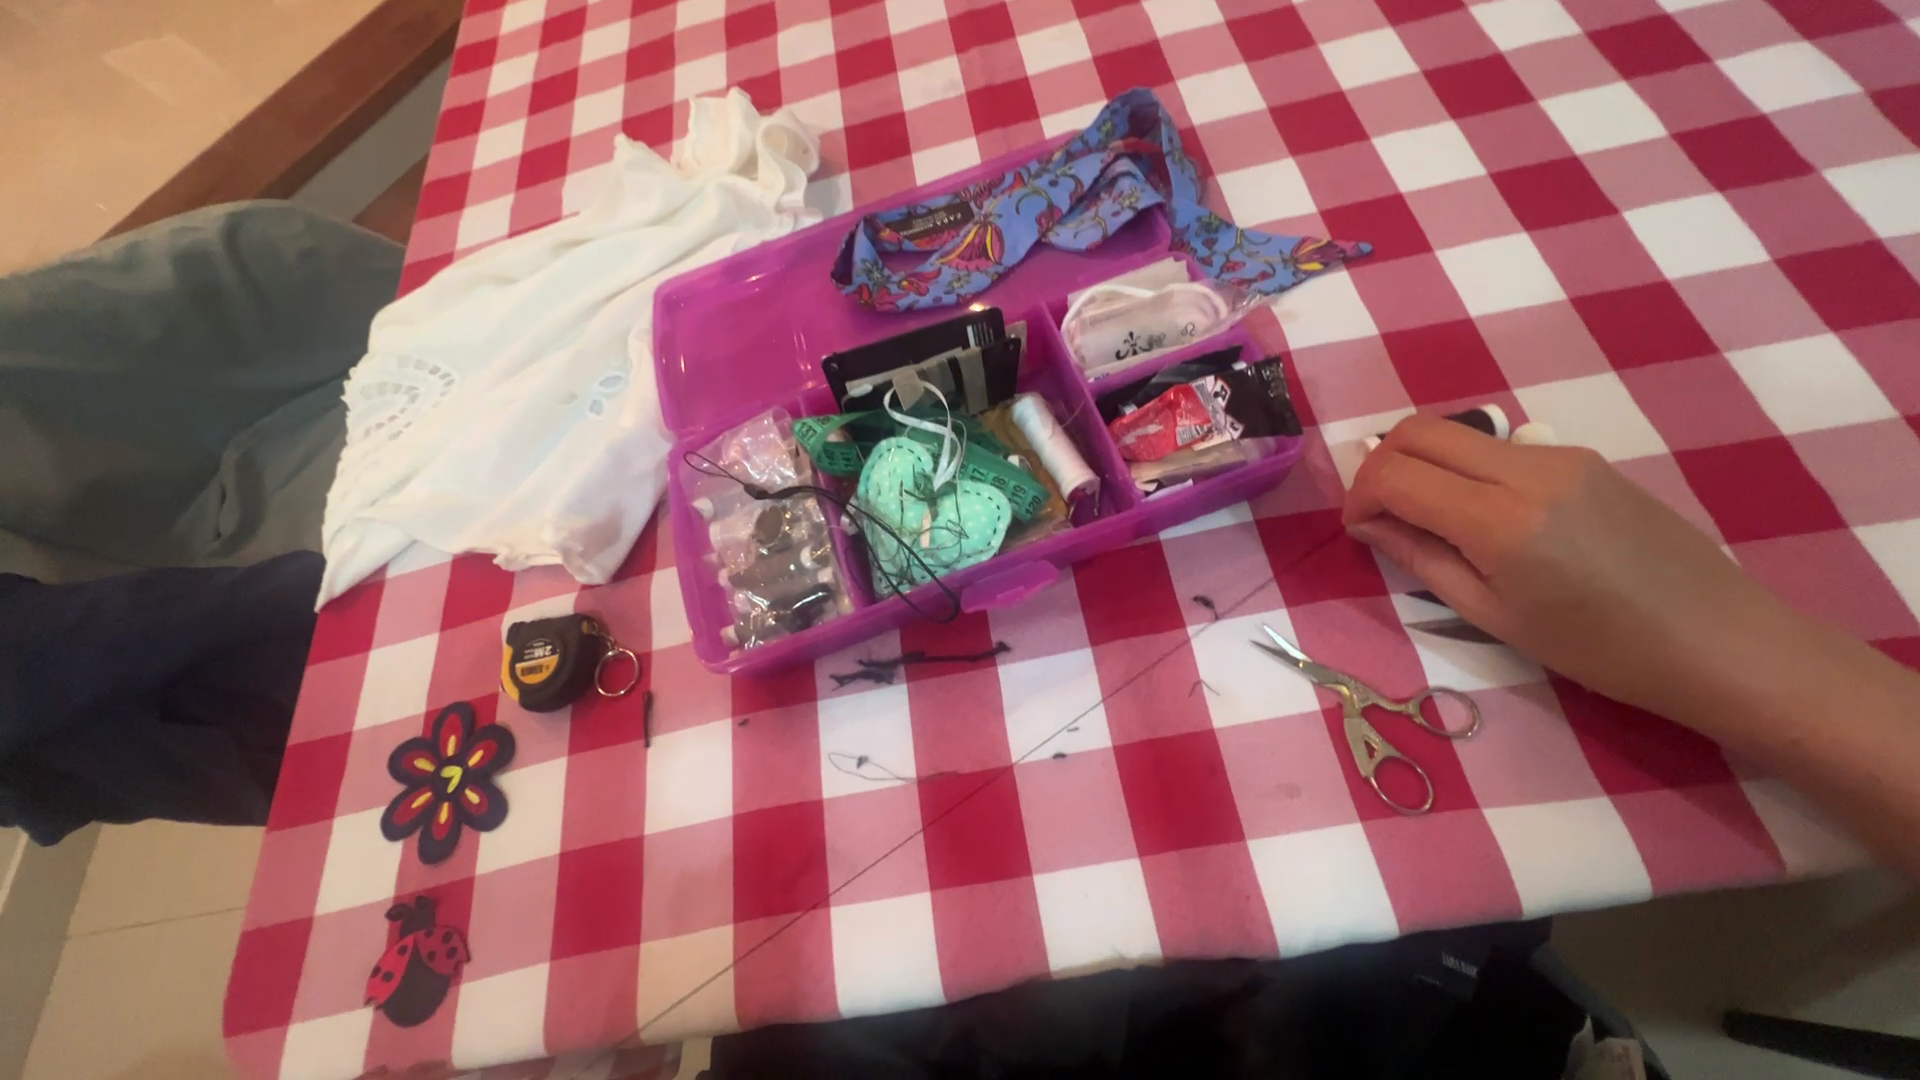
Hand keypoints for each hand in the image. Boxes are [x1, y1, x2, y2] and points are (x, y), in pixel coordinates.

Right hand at [1342, 415, 1788, 720]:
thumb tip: (1369, 525)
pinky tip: (1475, 515)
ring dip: (1420, 464)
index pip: (1394, 474)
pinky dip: (1460, 469)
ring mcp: (1558, 456)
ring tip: (1424, 517)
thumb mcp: (1489, 613)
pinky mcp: (1580, 457)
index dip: (1360, 497)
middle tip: (1379, 514)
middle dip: (1379, 466)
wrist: (1717, 639)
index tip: (1359, 530)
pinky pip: (1495, 447)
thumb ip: (1419, 557)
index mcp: (1499, 520)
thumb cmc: (1594, 646)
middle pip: (1417, 431)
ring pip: (1454, 432)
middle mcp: (1526, 470)